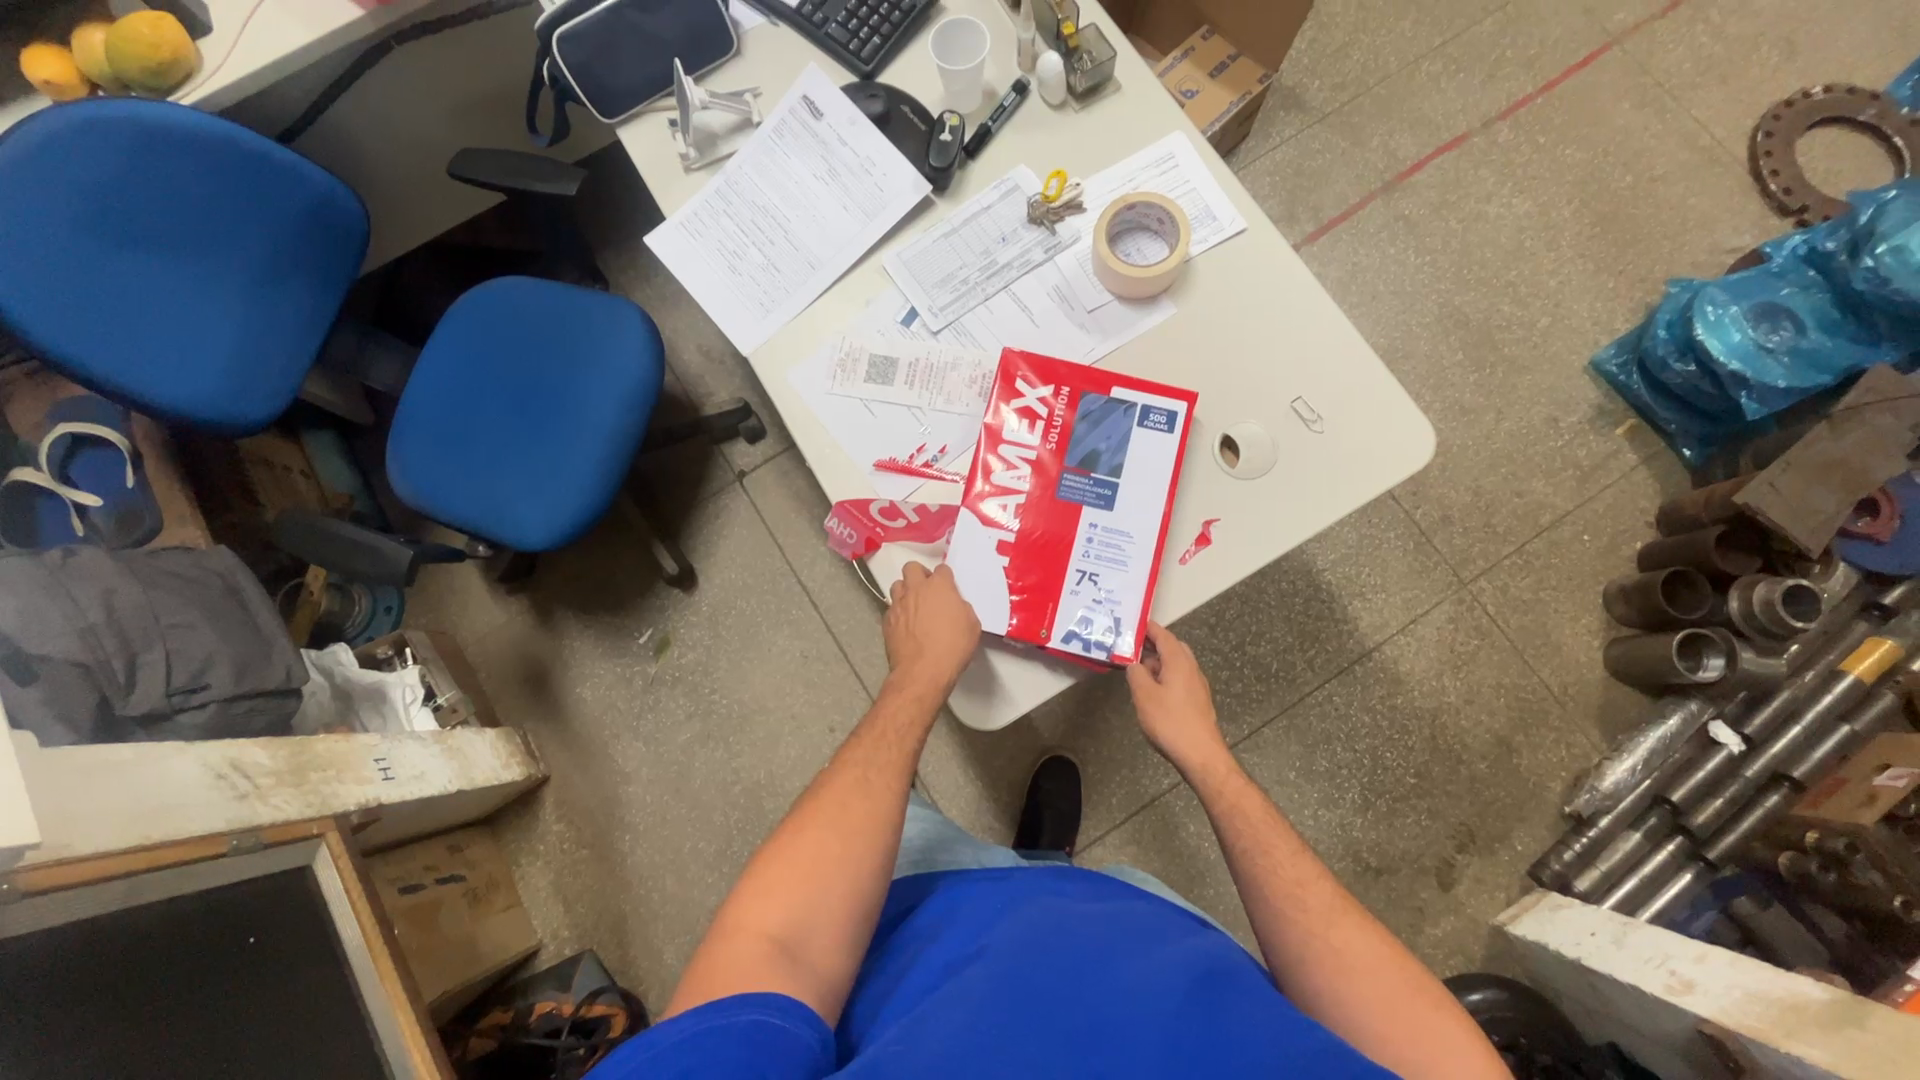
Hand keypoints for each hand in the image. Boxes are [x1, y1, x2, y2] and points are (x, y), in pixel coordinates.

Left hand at [884, 562, 981, 696]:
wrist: (923, 671)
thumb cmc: (952, 647)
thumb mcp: (972, 625)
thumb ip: (961, 608)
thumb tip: (954, 606)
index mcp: (939, 586)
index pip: (942, 569)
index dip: (945, 578)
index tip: (948, 588)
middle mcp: (915, 589)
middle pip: (912, 568)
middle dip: (920, 575)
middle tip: (927, 590)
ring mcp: (898, 604)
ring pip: (897, 585)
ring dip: (906, 591)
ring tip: (914, 605)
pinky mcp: (887, 620)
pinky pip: (891, 608)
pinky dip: (898, 611)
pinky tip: (906, 624)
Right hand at [1126, 622, 1230, 774]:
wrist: (1200, 754)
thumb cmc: (1170, 721)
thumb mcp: (1143, 695)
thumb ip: (1136, 674)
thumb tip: (1134, 663)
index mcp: (1179, 662)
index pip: (1164, 635)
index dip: (1149, 628)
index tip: (1134, 624)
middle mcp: (1191, 669)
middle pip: (1173, 648)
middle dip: (1153, 645)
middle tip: (1133, 648)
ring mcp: (1197, 685)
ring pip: (1177, 664)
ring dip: (1158, 662)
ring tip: (1138, 670)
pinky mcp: (1197, 700)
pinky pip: (1179, 678)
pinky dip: (1165, 676)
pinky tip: (1153, 690)